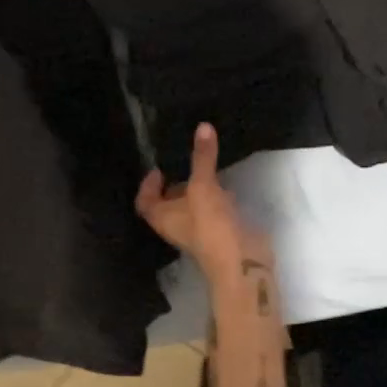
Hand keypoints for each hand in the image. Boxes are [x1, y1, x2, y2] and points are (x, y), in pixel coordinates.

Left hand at [136, 123, 271, 282]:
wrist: (241, 261)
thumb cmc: (210, 224)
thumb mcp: (203, 186)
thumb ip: (202, 158)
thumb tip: (203, 126)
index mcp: (162, 218)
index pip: (145, 201)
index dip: (148, 185)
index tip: (158, 167)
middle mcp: (177, 224)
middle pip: (168, 203)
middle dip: (175, 183)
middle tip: (183, 158)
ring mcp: (200, 229)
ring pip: (192, 205)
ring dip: (196, 188)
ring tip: (204, 164)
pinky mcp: (221, 230)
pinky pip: (213, 209)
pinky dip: (216, 195)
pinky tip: (226, 181)